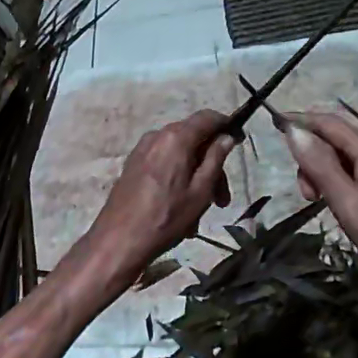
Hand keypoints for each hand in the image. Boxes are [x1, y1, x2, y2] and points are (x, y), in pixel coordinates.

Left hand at [86, 110, 236, 274]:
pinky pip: (164, 163)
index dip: (225, 126)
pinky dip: (178, 178)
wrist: (119, 239)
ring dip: (195, 176)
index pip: (207, 117)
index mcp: (175, 138)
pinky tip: (181, 208)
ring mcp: (142, 150)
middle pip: (193, 139)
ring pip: (179, 154)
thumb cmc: (166, 217)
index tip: (238, 142)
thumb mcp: (200, 191)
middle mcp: (157, 136)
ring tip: (200, 212)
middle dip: (212, 165)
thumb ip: (215, 159)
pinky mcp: (133, 164)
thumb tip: (226, 137)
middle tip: (222, 199)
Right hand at [283, 111, 357, 286]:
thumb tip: (294, 131)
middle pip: (338, 139)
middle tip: (306, 195)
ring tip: (323, 204)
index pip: (328, 122)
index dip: (300, 120)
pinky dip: (343, 182)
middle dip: (313, 157)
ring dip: (327, 172)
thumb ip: (319, 164)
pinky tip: (342, 206)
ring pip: (348, 157)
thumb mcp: (346, 201)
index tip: (274, 122)